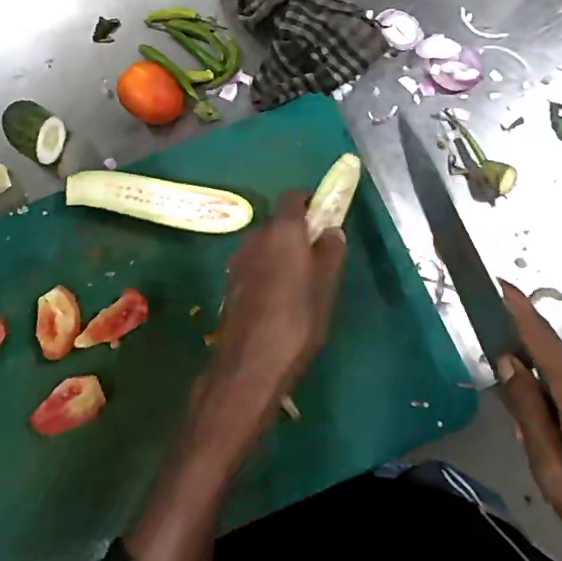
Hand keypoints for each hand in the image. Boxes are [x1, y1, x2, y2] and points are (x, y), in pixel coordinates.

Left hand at [207, 191, 347, 402]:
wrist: (250, 362)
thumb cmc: (298, 320)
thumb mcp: (326, 287)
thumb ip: (330, 253)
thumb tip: (332, 230)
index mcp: (282, 230)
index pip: (292, 197)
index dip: (308, 201)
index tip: (324, 215)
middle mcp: (255, 236)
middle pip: (277, 222)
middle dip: (295, 231)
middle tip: (317, 255)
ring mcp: (238, 259)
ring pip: (263, 244)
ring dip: (279, 252)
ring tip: (299, 281)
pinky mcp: (229, 282)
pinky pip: (253, 264)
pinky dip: (266, 269)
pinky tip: (277, 298)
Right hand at [495, 283, 561, 560]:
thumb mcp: (551, 467)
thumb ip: (526, 410)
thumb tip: (508, 363)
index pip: (541, 338)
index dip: (518, 309)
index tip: (499, 281)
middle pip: (551, 369)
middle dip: (527, 387)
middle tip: (517, 431)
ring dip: (548, 410)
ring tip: (547, 459)